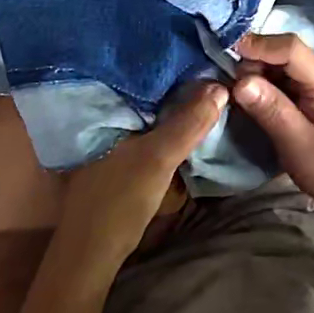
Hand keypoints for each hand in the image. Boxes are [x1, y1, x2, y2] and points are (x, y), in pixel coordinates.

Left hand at [50, 83, 225, 269]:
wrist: (93, 255)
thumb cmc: (120, 199)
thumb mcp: (159, 158)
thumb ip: (188, 123)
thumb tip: (221, 86)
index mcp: (104, 110)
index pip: (143, 75)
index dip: (174, 66)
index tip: (206, 57)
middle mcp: (104, 118)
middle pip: (149, 94)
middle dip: (179, 86)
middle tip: (215, 72)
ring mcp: (110, 140)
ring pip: (150, 114)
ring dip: (175, 109)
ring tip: (210, 92)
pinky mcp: (118, 158)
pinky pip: (149, 132)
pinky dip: (168, 128)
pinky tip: (190, 125)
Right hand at [231, 34, 313, 225]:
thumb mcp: (296, 142)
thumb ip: (271, 110)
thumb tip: (241, 82)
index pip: (292, 49)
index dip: (261, 46)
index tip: (228, 52)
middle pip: (281, 51)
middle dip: (253, 59)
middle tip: (231, 85)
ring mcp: (306, 83)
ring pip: (273, 62)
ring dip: (251, 71)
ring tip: (236, 94)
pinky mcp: (296, 93)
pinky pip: (272, 77)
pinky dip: (255, 81)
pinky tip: (243, 97)